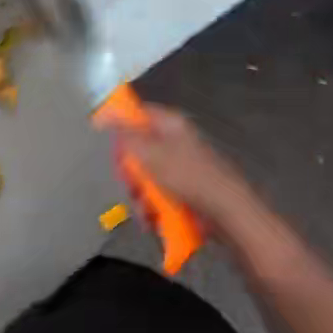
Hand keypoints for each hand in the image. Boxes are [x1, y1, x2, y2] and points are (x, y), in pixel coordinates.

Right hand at [101, 105, 256, 227]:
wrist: (226, 211)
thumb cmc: (187, 176)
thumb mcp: (149, 152)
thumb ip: (125, 134)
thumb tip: (106, 114)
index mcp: (170, 124)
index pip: (138, 113)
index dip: (120, 125)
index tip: (111, 144)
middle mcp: (175, 142)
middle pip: (138, 149)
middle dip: (131, 172)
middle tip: (131, 183)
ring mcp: (180, 167)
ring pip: (146, 176)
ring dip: (141, 195)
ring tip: (146, 208)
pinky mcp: (184, 190)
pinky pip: (159, 193)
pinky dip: (153, 207)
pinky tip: (153, 219)